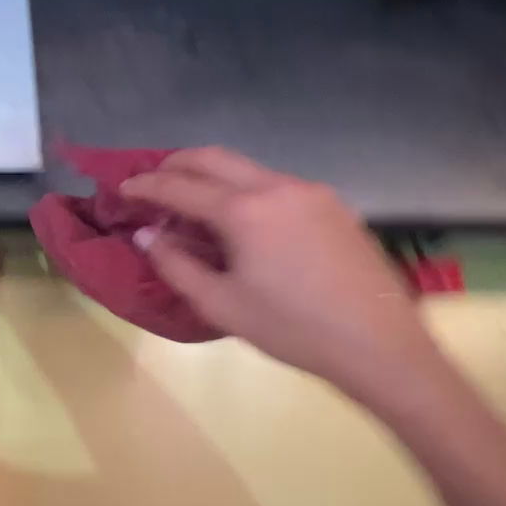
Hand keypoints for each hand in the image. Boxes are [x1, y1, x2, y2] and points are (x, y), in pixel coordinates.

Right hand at [122, 148, 445, 398]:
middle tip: (152, 182)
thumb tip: (148, 235)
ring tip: (193, 202)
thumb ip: (176, 264)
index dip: (146, 186)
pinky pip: (274, 183)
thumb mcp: (222, 305)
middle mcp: (275, 186)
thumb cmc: (295, 330)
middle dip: (176, 164)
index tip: (122, 189)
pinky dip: (244, 188)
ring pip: (246, 167)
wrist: (383, 348)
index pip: (180, 186)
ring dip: (212, 175)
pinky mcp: (332, 204)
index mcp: (245, 210)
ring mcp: (309, 191)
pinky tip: (242, 220)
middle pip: (213, 157)